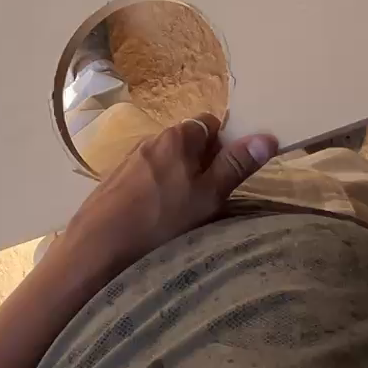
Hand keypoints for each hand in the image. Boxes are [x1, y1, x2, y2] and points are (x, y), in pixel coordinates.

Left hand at [56, 114, 279, 275]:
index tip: (229, 173)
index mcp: (176, 136)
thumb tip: (266, 136)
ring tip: (185, 212)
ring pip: (166, 161)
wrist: (100, 243)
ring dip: (179, 178)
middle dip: (202, 163)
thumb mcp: (208, 196)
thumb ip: (235, 166)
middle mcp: (151, 139)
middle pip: (187, 142)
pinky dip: (157, 190)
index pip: (209, 123)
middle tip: (211, 197)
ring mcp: (130, 158)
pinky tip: (157, 217)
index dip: (224, 144)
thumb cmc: (161, 218)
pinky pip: (147, 177)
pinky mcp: (116, 179)